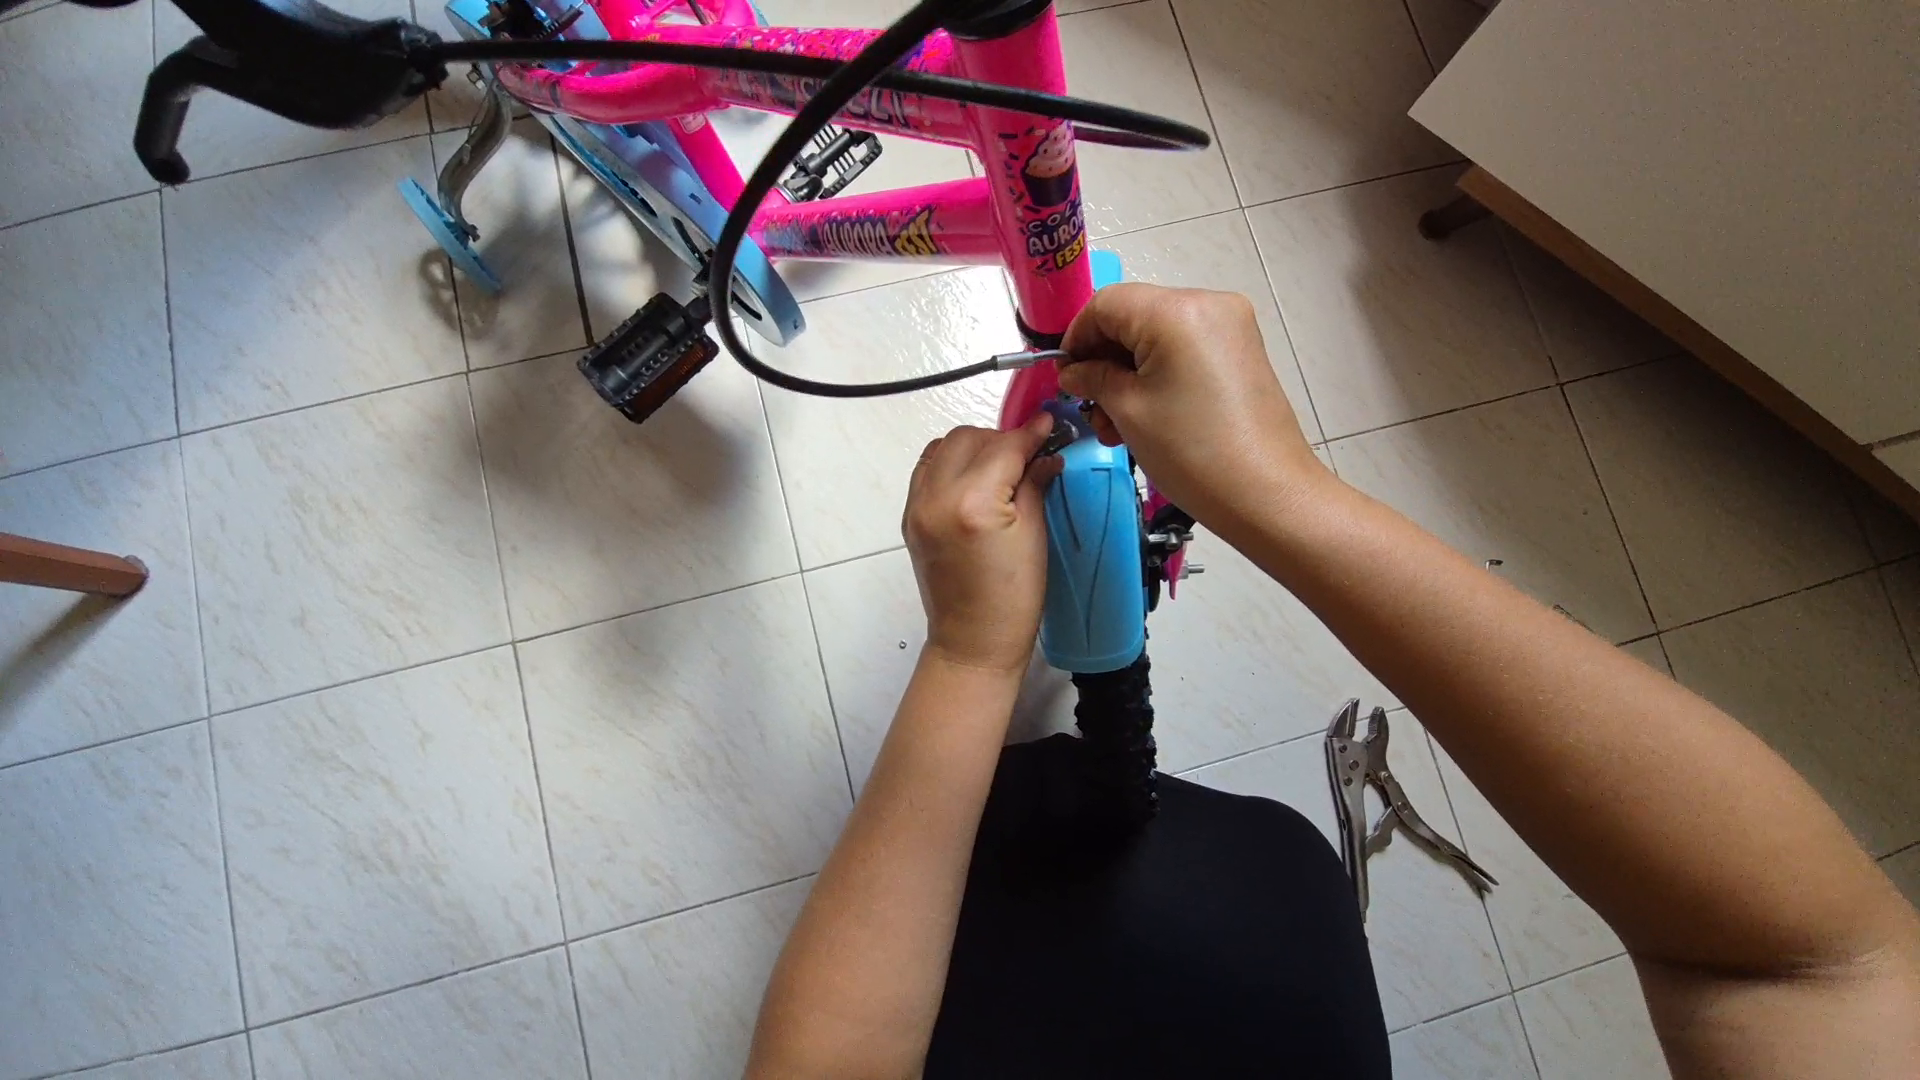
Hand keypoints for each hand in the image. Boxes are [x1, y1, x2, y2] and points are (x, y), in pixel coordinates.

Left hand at [903, 415, 1062, 674]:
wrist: (973, 641)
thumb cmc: (1014, 598)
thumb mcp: (1034, 536)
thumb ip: (1034, 484)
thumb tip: (1044, 452)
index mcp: (971, 503)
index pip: (1004, 447)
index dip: (1031, 434)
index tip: (1048, 424)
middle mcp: (936, 497)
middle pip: (968, 438)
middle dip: (1000, 439)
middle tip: (1027, 456)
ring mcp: (916, 506)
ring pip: (943, 447)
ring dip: (973, 447)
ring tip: (999, 468)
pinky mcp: (910, 517)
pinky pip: (927, 470)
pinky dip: (950, 464)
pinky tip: (973, 480)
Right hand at [1058, 283, 1328, 528]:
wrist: (1265, 493)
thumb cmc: (1190, 452)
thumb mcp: (1128, 411)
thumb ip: (1094, 379)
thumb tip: (1074, 372)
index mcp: (1178, 310)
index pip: (1106, 304)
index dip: (1077, 338)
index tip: (1065, 377)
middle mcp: (1209, 303)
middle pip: (1133, 316)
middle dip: (1104, 359)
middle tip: (1091, 407)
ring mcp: (1229, 326)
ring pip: (1156, 336)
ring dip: (1127, 373)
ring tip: (1115, 423)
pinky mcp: (1239, 351)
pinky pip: (1183, 350)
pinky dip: (1156, 375)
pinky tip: (1143, 415)